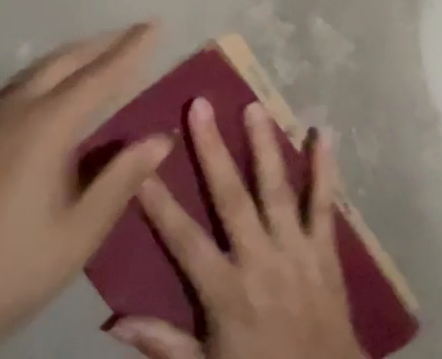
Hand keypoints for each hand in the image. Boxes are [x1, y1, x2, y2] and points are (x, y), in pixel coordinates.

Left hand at [0, 23, 171, 358]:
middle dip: (99, 45)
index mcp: (43, 128)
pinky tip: (49, 100)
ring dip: (70, 60)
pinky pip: (11, 93)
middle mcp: (9, 112)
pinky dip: (43, 81)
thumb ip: (121, 180)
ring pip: (32, 74)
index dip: (130, 49)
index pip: (98, 75)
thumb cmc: (6, 272)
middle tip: (131, 35)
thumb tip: (160, 138)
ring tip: (98, 60)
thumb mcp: (77, 235)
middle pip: (61, 62)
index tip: (154, 24)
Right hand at [110, 99, 364, 358]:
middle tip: (200, 105)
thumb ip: (165, 343)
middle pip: (231, 197)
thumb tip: (115, 321)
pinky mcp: (327, 249)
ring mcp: (296, 250)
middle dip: (212, 150)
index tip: (141, 165)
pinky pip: (325, 204)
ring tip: (254, 106)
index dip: (160, 203)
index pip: (184, 239)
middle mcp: (260, 259)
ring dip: (264, 146)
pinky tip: (322, 134)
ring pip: (277, 189)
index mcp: (225, 290)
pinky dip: (325, 168)